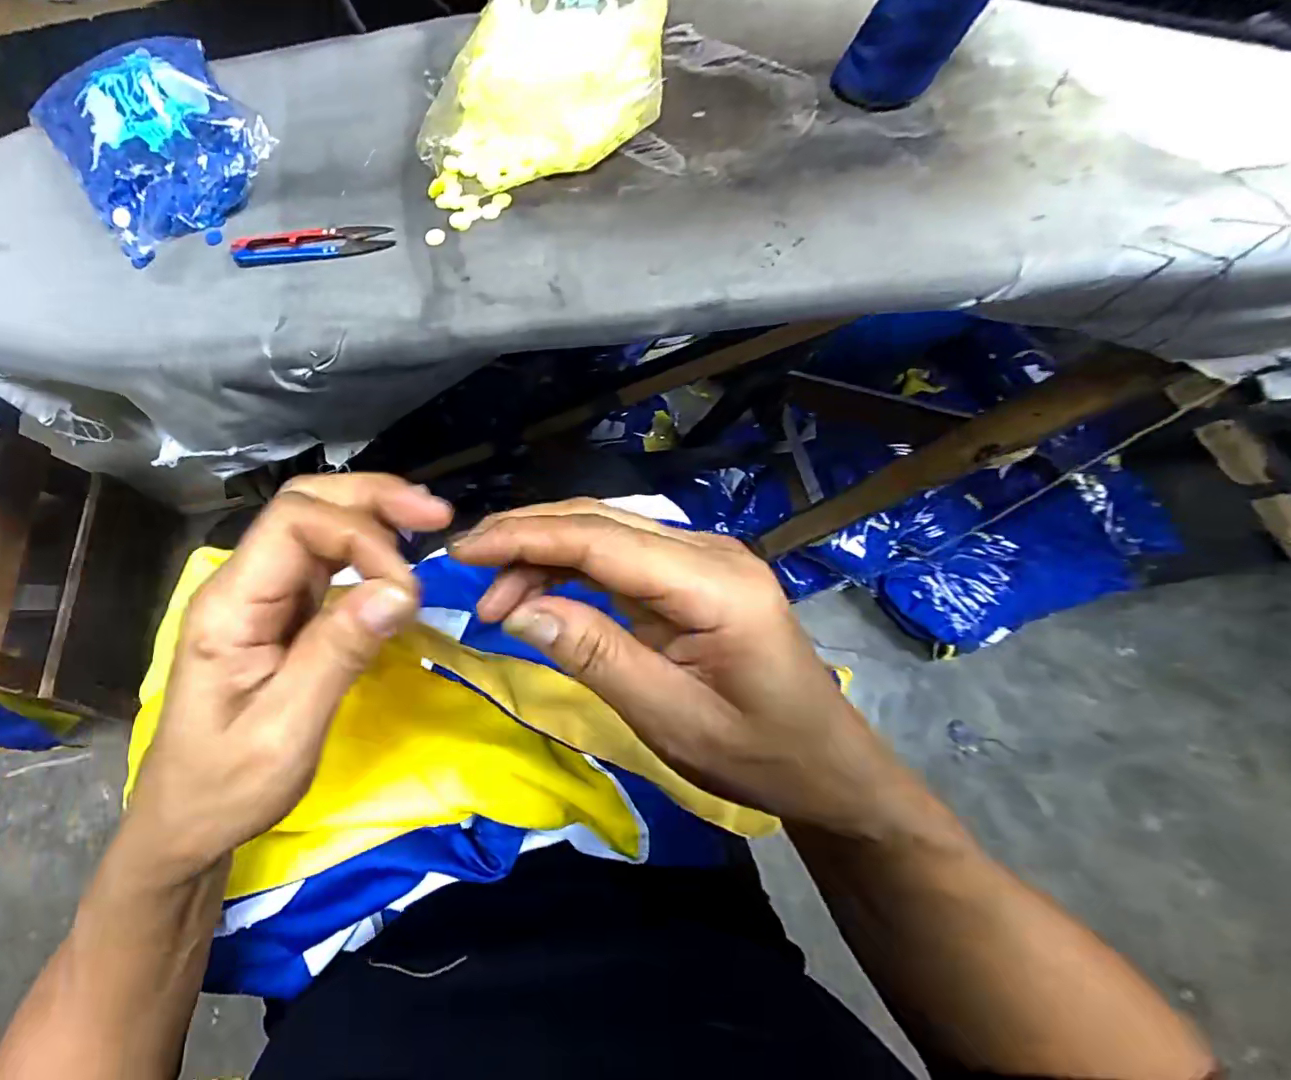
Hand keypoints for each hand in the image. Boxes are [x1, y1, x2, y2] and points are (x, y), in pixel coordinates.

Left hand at [123, 474, 453, 884]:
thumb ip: (338, 653)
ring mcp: (262, 596)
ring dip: (374, 516)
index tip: (408, 587)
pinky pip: (326, 560)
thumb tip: (401, 590)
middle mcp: (243, 585)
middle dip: (372, 499)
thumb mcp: (286, 731)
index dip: (361, 537)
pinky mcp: (282, 612)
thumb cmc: (227, 786)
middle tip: (435, 515)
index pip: (296, 524)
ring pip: (317, 523)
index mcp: (231, 605)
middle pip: (304, 504)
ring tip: (427, 525)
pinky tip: (399, 557)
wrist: (187, 822)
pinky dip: (369, 548)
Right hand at [449, 498, 903, 837]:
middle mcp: (710, 553)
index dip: (526, 538)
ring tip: (497, 601)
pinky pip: (621, 559)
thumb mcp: (671, 718)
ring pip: (606, 534)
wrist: (827, 766)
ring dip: (545, 556)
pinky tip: (540, 594)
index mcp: (715, 583)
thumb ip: (596, 656)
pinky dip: (572, 571)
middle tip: (468, 573)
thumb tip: (519, 609)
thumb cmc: (760, 754)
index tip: (463, 553)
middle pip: (601, 522)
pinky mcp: (694, 577)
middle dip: (527, 539)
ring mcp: (704, 560)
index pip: (602, 539)